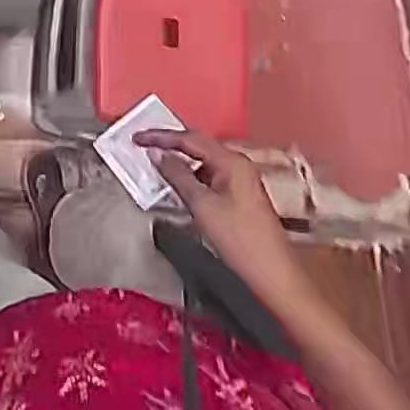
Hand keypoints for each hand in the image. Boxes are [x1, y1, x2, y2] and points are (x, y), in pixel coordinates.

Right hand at [135, 129, 312, 308]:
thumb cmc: (238, 239)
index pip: (190, 139)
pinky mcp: (240, 193)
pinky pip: (210, 174)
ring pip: (204, 160)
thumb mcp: (201, 205)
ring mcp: (241, 179)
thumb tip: (158, 155)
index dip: (161, 137)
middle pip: (198, 145)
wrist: (272, 273)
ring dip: (180, 159)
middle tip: (143, 143)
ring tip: (156, 161)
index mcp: (232, 162)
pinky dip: (191, 174)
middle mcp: (239, 164)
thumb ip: (177, 175)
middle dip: (170, 143)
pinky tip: (178, 182)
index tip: (137, 138)